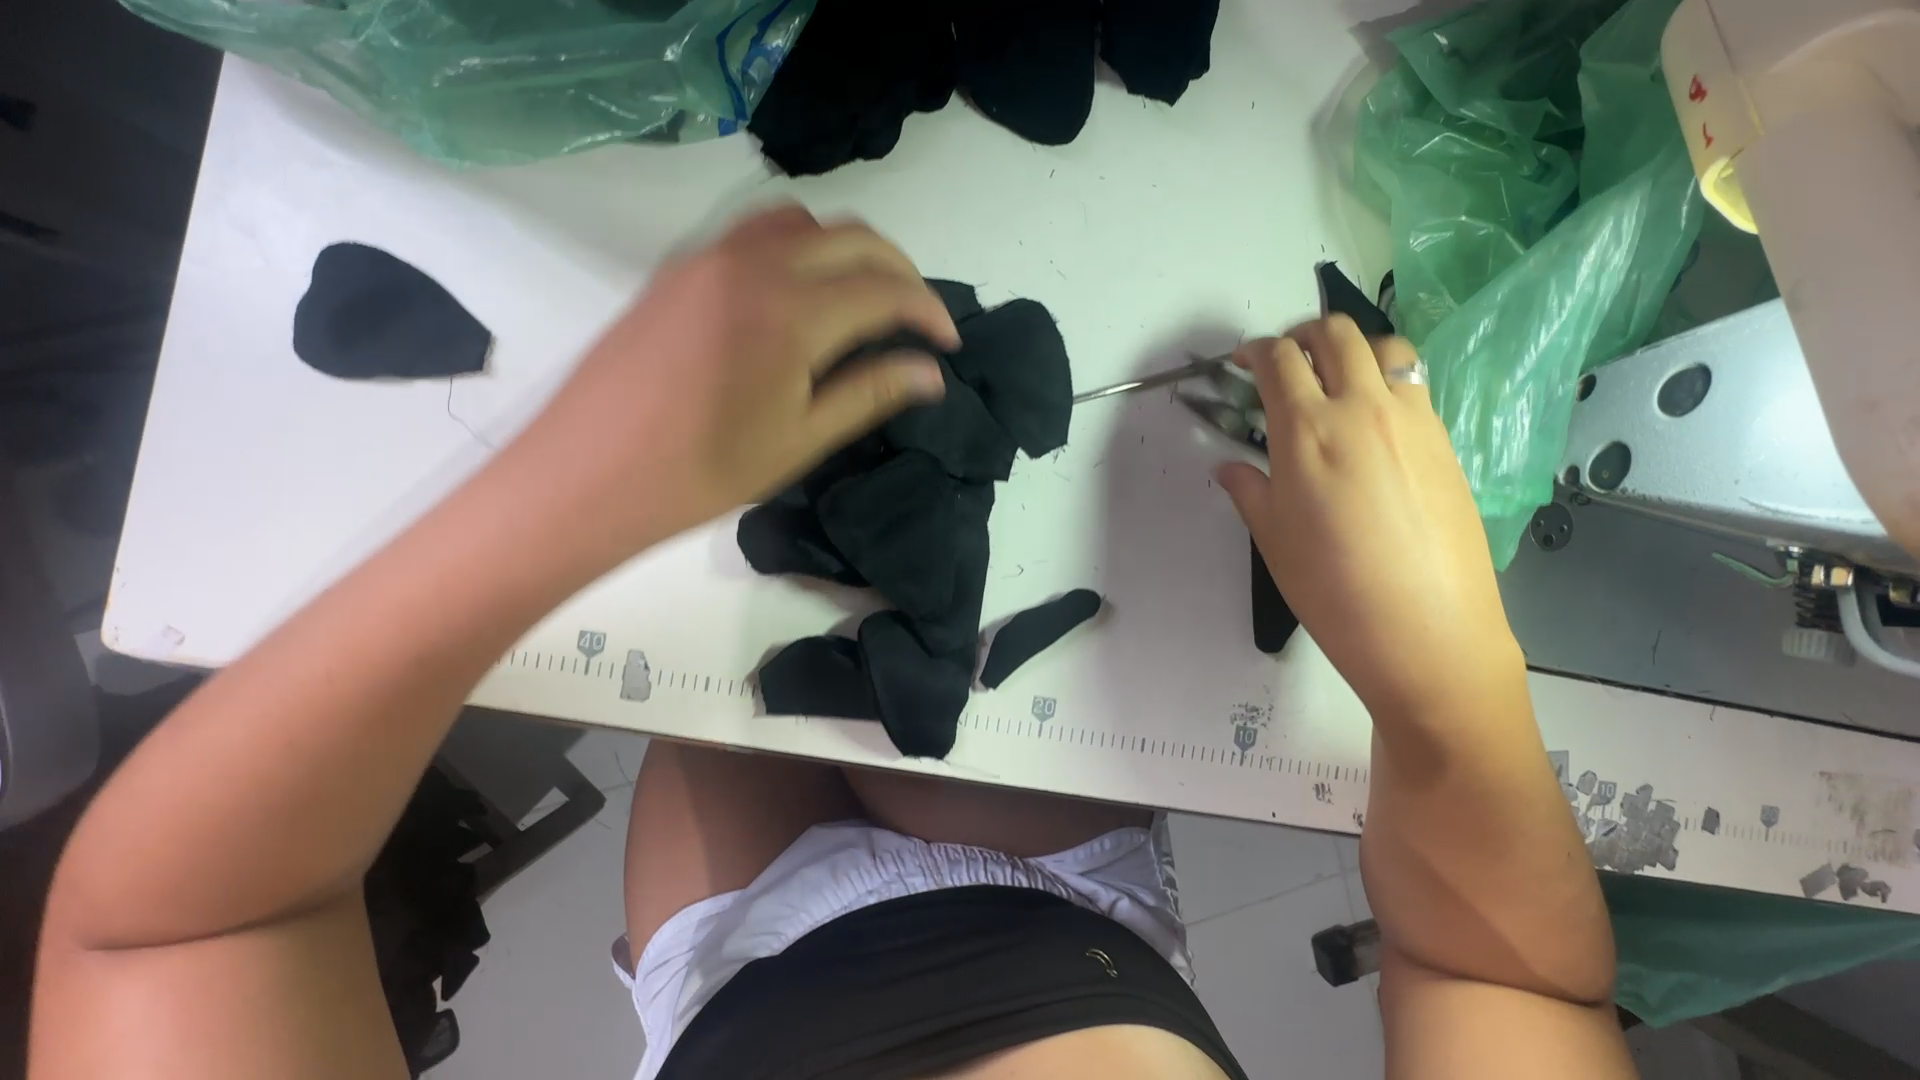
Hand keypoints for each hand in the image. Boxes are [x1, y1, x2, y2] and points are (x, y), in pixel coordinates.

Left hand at [493, 204, 955, 574]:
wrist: (586, 476)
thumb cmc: (701, 473)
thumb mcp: (800, 441)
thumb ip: (869, 392)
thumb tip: (931, 371)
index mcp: (791, 311)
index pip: (884, 288)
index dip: (928, 311)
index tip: (948, 344)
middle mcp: (754, 263)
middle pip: (852, 237)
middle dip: (899, 271)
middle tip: (917, 318)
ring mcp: (709, 257)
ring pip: (803, 222)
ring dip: (848, 249)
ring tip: (864, 297)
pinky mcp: (680, 268)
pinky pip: (756, 231)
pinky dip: (799, 245)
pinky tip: (800, 292)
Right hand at [1214, 316, 1522, 720]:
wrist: (1427, 628)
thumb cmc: (1332, 588)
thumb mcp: (1274, 539)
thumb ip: (1249, 490)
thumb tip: (1230, 466)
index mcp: (1307, 431)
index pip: (1278, 361)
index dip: (1254, 351)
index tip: (1242, 361)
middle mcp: (1362, 408)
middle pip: (1336, 334)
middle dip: (1303, 334)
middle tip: (1285, 359)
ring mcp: (1412, 420)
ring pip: (1386, 347)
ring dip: (1352, 348)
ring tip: (1336, 377)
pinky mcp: (1444, 440)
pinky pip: (1414, 384)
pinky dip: (1387, 379)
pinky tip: (1373, 419)